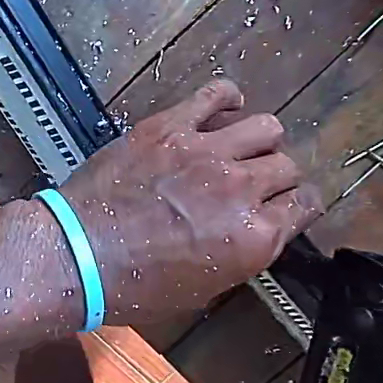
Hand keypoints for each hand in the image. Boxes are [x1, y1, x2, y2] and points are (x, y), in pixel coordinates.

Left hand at [54, 80, 320, 322]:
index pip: (305, 205)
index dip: (295, 205)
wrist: (76, 254)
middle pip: (286, 166)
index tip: (283, 204)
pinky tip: (223, 108)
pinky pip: (216, 94)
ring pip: (265, 127)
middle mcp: (240, 189)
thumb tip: (252, 230)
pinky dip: (226, 98)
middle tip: (250, 183)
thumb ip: (240, 254)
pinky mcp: (170, 127)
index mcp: (254, 238)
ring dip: (257, 140)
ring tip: (237, 149)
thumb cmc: (133, 285)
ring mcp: (205, 152)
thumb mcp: (202, 288)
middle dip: (274, 177)